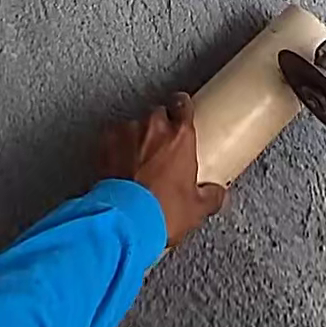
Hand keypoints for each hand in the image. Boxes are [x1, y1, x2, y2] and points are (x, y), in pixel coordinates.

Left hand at [97, 93, 227, 245]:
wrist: (124, 221)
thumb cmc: (161, 212)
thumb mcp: (196, 209)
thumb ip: (211, 196)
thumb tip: (218, 194)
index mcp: (180, 135)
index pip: (183, 104)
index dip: (182, 106)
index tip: (181, 110)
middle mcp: (155, 126)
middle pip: (158, 114)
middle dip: (158, 128)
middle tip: (158, 151)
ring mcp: (129, 130)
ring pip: (135, 126)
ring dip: (136, 139)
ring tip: (135, 164)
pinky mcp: (106, 140)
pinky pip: (113, 136)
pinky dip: (116, 147)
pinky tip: (118, 166)